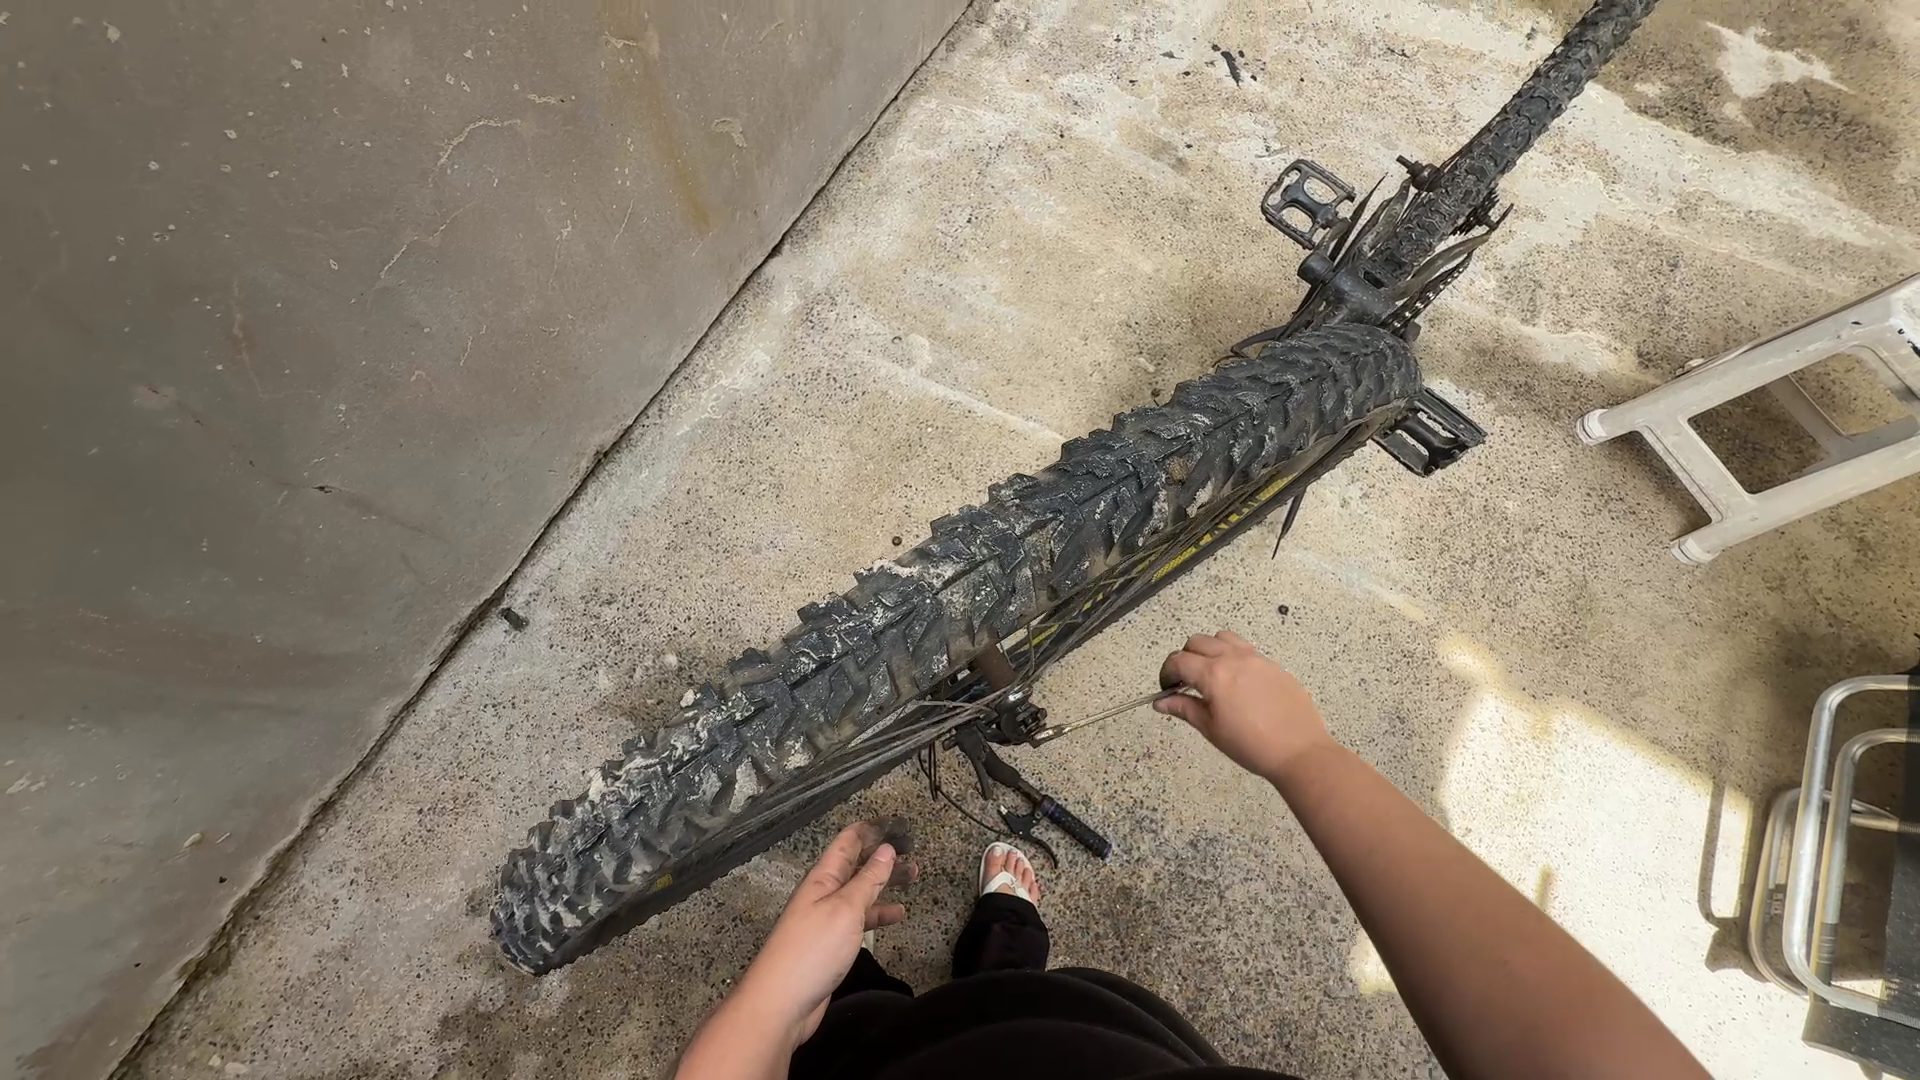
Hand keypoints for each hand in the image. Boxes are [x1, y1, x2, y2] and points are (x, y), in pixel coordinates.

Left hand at [732, 821, 916, 1041]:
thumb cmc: (812, 949)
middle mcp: (824, 892)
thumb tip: (886, 849)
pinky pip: (860, 919)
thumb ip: (868, 879)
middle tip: (912, 847)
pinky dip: (879, 913)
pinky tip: (898, 915)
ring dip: (886, 881)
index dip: (871, 828)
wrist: (782, 1004)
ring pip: (862, 891)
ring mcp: (828, 918)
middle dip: (883, 853)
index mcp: (823, 877)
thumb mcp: (845, 909)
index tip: (896, 821)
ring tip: (914, 875)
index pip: (848, 841)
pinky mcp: (832, 943)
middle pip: (857, 864)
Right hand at [1154, 630, 1334, 780]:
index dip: (1167, 672)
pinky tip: (1238, 683)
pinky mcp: (1273, 666)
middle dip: (1186, 657)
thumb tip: (1161, 703)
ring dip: (1210, 650)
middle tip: (1186, 682)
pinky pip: (1246, 649)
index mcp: (1214, 675)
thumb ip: (1184, 709)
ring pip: (1223, 638)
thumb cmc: (1251, 745)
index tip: (1168, 688)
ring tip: (1212, 674)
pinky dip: (1233, 657)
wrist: (1299, 752)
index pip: (1178, 660)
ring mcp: (1256, 659)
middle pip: (1198, 642)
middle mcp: (1233, 659)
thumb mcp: (1211, 729)